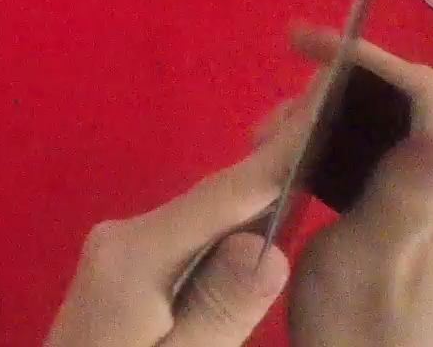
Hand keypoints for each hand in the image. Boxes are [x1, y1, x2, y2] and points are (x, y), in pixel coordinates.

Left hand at [44, 107, 308, 346]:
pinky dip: (220, 229)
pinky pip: (181, 237)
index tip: (310, 125)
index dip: (266, 169)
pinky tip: (255, 221)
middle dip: (260, 174)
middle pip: (204, 204)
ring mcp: (117, 245)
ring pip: (194, 219)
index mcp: (133, 254)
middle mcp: (121, 234)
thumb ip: (219, 308)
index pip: (212, 204)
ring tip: (299, 164)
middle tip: (315, 130)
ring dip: (243, 201)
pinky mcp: (121, 261)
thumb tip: (268, 246)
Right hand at [286, 28, 432, 346]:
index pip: (427, 97)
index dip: (369, 57)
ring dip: (322, 117)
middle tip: (271, 114)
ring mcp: (430, 211)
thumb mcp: (371, 261)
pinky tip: (287, 162)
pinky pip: (370, 160)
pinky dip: (326, 145)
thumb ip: (406, 199)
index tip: (301, 44)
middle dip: (335, 87)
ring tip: (267, 139)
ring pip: (382, 131)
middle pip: (404, 107)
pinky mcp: (404, 224)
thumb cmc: (361, 330)